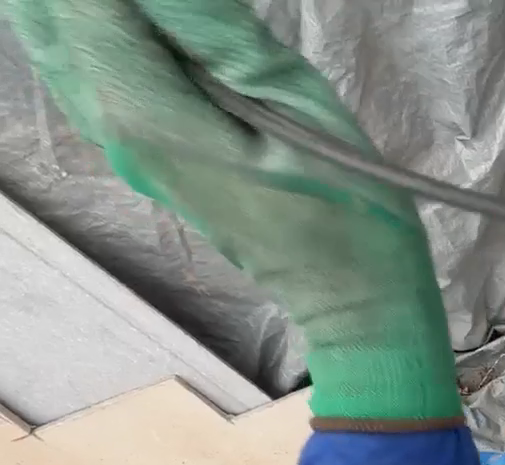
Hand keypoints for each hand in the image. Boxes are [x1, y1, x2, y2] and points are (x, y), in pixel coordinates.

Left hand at [11, 0, 459, 427]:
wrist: (361, 299)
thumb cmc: (356, 212)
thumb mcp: (305, 106)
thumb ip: (214, 25)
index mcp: (141, 106)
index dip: (158, 0)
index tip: (217, 14)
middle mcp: (103, 121)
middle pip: (49, 8)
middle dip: (121, 6)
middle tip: (203, 21)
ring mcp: (116, 146)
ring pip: (58, 33)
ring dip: (113, 20)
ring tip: (195, 36)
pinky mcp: (138, 157)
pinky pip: (87, 70)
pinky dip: (114, 41)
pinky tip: (174, 54)